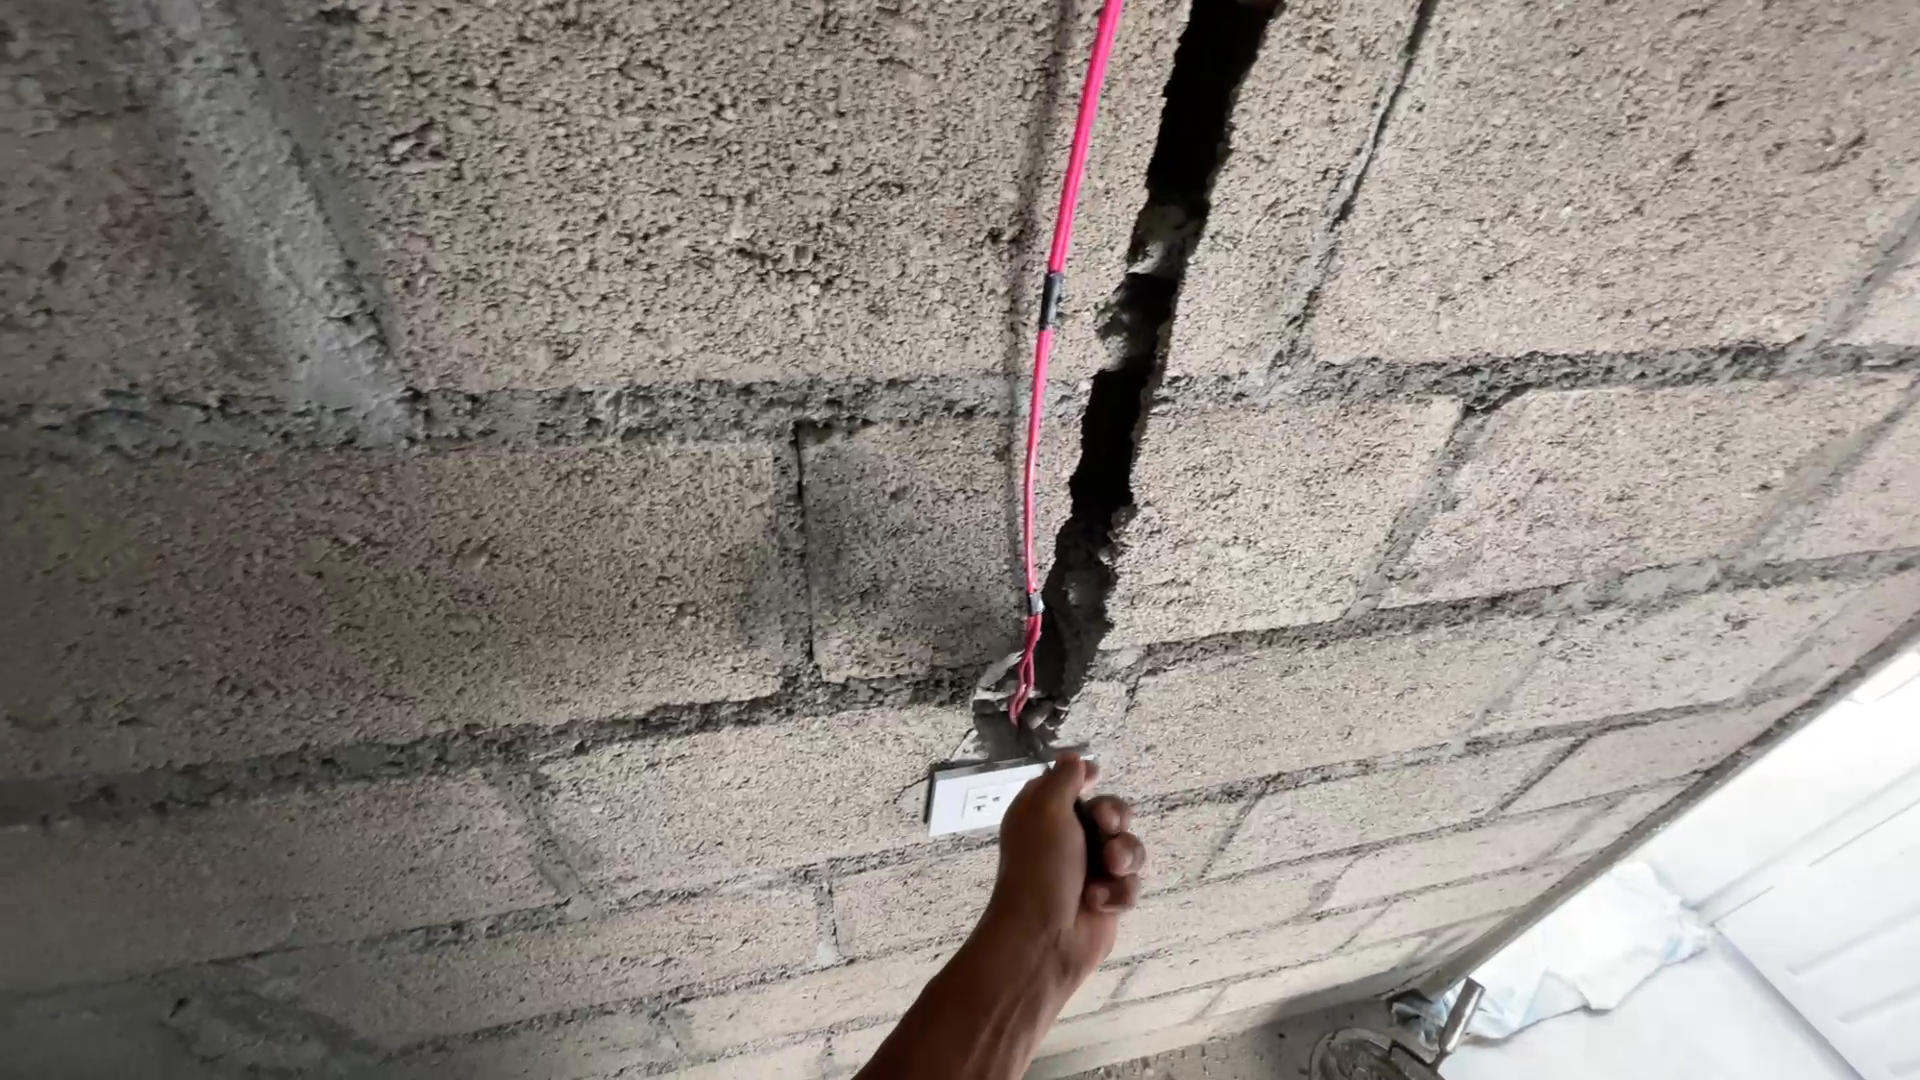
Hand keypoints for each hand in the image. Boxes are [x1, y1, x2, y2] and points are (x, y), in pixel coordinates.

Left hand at [979, 753, 1145, 986]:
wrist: (1045, 938)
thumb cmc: (1040, 866)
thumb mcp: (1047, 809)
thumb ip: (1064, 779)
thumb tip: (1073, 756)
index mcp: (1044, 812)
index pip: (1070, 783)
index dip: (1087, 778)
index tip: (1096, 777)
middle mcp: (1067, 837)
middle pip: (1111, 811)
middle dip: (1115, 818)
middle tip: (1106, 826)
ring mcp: (1089, 869)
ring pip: (1129, 847)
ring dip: (1124, 856)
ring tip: (1110, 870)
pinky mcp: (1108, 898)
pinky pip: (1131, 883)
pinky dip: (1119, 892)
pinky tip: (1099, 903)